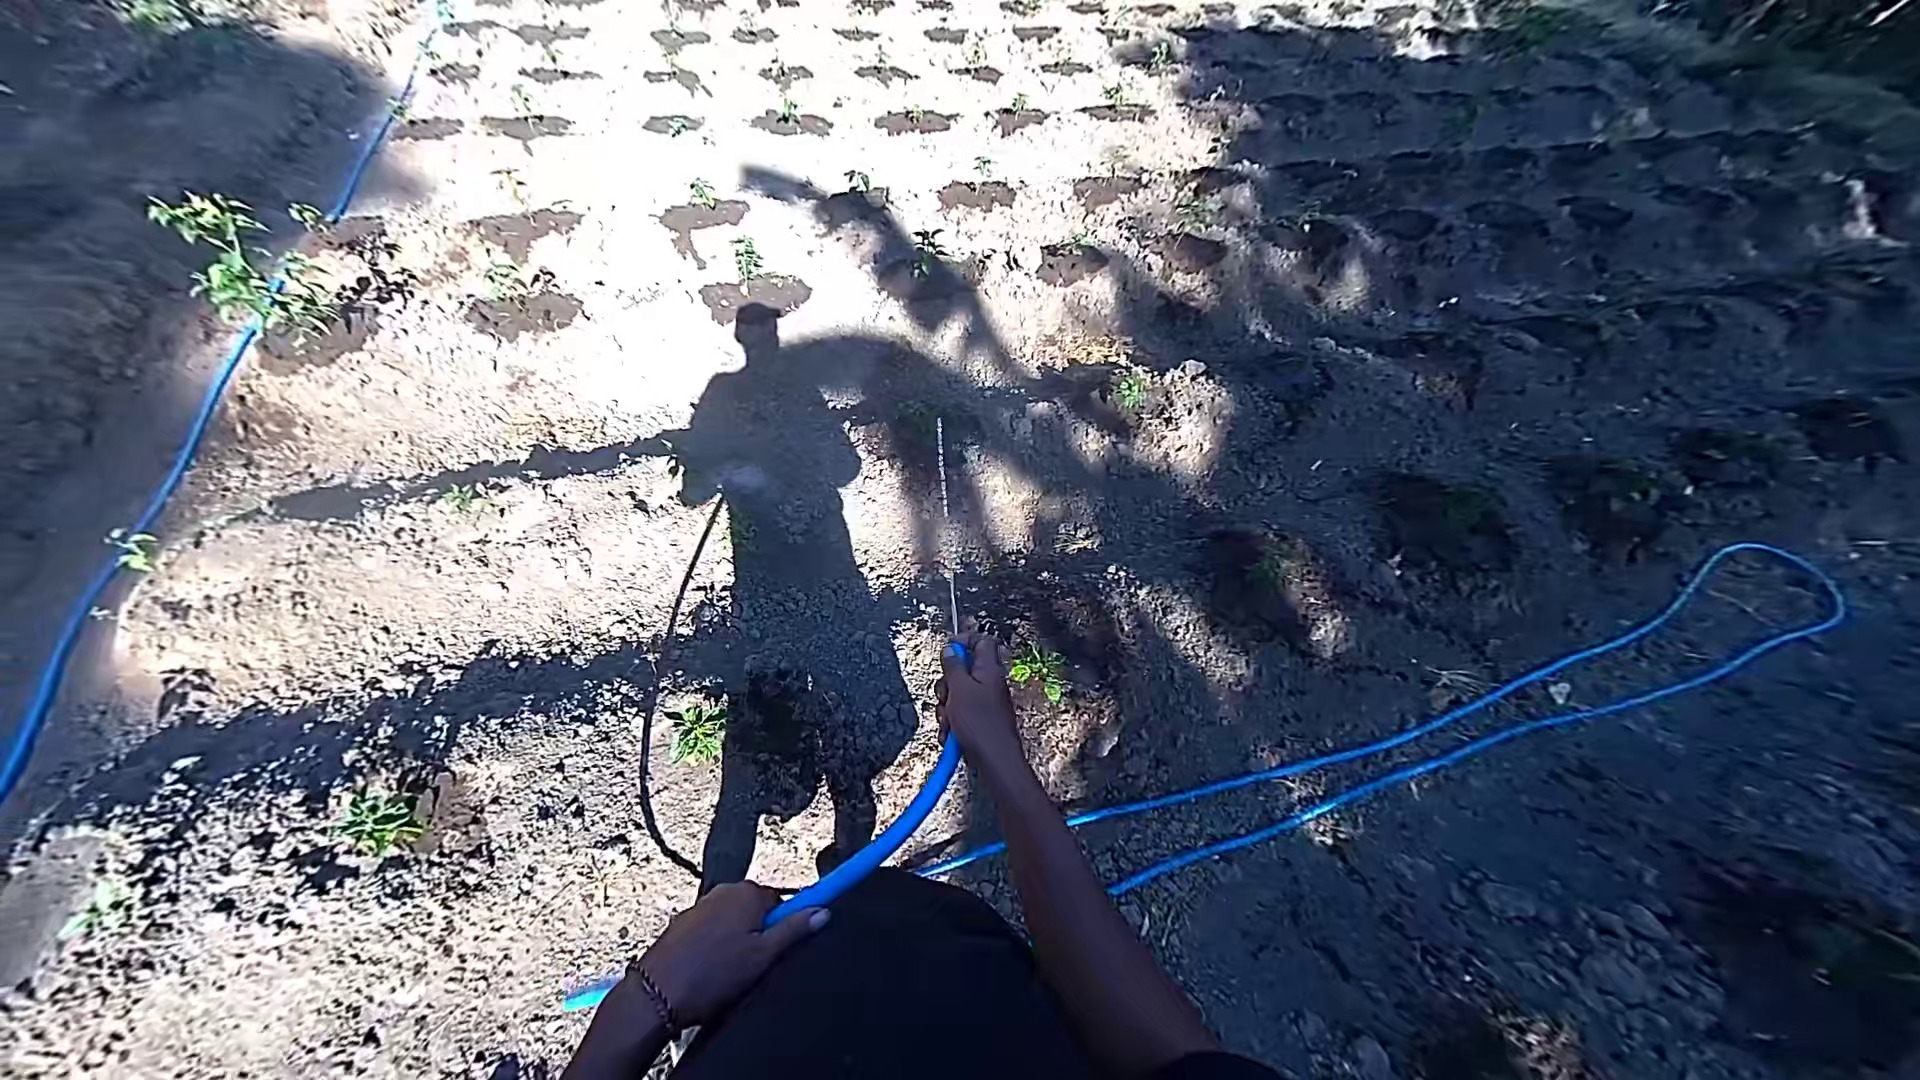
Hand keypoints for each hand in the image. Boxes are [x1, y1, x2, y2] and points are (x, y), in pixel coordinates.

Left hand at [636, 881, 827, 1026]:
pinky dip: (712, 945)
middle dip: (757, 933)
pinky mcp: (683, 922)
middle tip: (751, 963)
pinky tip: (707, 970)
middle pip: (755, 909)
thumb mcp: (762, 957)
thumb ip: (795, 930)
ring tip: (726, 971)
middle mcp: (725, 890)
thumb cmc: (709, 976)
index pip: (781, 900)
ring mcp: (701, 905)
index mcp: (748, 893)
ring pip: (731, 920)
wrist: (655, 996)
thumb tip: (822, 912)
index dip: (782, 925)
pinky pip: (709, 929)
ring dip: (734, 940)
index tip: (781, 942)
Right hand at [936, 631, 1021, 760]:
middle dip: (946, 684)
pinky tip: (951, 735)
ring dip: (946, 708)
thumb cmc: (981, 725)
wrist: (994, 762)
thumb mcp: (960, 689)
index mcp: (989, 669)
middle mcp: (988, 683)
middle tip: (946, 695)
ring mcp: (983, 702)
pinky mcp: (977, 720)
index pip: (982, 641)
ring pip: (956, 694)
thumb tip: (950, 649)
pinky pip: (957, 714)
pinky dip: (951, 723)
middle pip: (962, 670)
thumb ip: (953, 666)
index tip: (947, 648)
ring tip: (950, 722)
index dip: (964, 640)